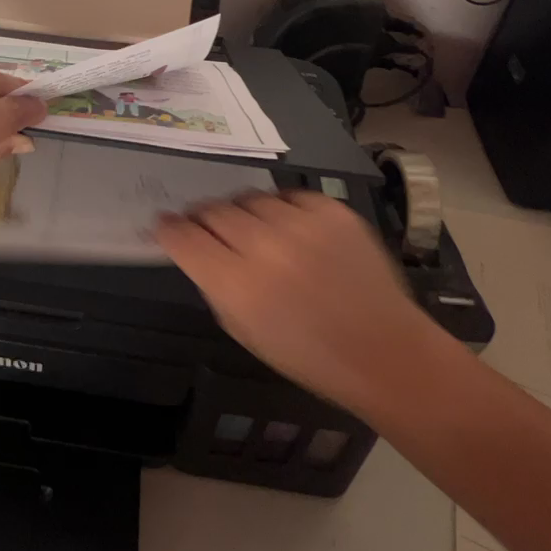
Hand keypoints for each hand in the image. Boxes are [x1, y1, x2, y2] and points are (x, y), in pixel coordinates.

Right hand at [155, 191, 427, 406]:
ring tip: (251, 230)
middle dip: (202, 218)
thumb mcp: (242, 329)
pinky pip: (288, 196)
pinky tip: (288, 229)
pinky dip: (280, 210)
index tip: (165, 226)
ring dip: (241, 212)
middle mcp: (265, 246)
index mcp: (236, 284)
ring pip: (248, 198)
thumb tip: (194, 249)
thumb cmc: (307, 354)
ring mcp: (301, 224)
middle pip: (212, 210)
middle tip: (206, 228)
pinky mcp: (332, 211)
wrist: (384, 351)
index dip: (168, 229)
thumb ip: (213, 284)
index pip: (183, 237)